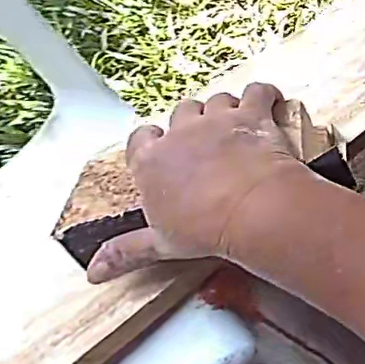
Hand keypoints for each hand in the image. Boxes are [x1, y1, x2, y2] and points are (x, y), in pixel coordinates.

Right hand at [85, 82, 308, 282]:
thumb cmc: (206, 227)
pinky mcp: (254, 115)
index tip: (167, 145)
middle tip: (209, 135)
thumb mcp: (161, 243)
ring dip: (227, 107)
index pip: (141, 137)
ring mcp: (219, 121)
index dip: (156, 139)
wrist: (252, 208)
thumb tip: (95, 272)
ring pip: (218, 99)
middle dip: (194, 119)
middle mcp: (181, 134)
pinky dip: (265, 93)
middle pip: (183, 112)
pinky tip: (269, 99)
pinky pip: (259, 91)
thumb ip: (126, 251)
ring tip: (238, 120)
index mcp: (150, 161)